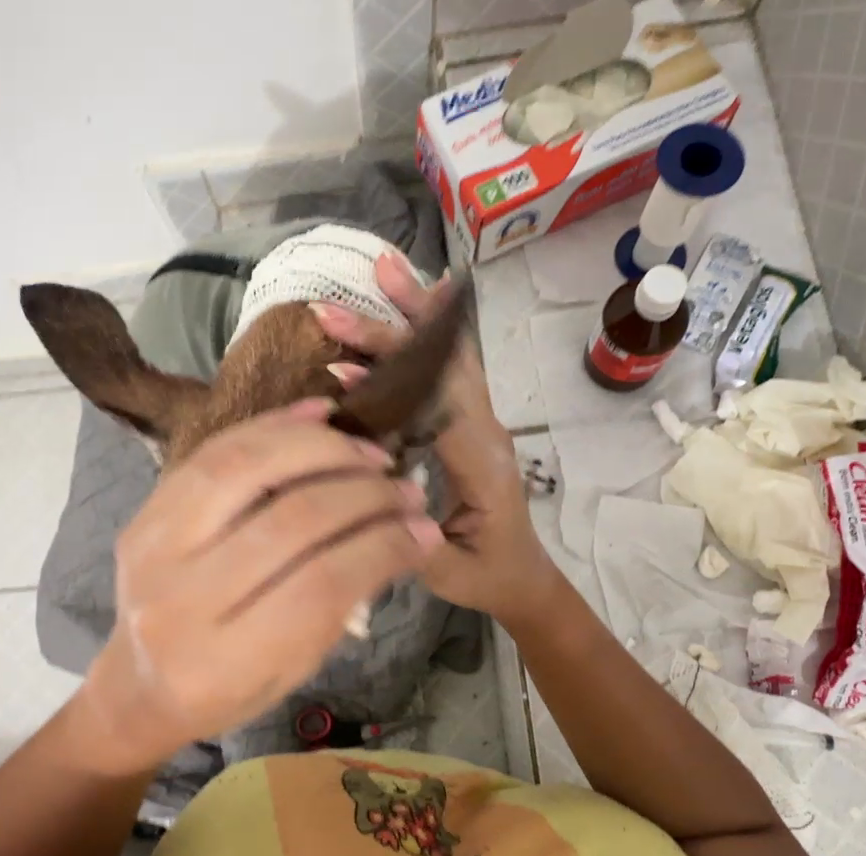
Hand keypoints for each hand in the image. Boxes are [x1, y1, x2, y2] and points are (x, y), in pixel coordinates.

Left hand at [78, 400, 443, 771]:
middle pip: (289, 521)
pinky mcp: (144, 513)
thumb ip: (344, 604)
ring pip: (246, 468)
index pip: (321, 585)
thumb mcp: (294, 670)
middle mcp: (180, 600)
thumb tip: (411, 532)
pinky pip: (214, 451)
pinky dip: (274, 426)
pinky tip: (322, 417)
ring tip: (369, 451)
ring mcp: (152, 548)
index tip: (424, 528)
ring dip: (321, 448)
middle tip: (405, 487)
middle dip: (363, 495)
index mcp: (222, 662)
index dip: (383, 546)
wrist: (139, 686)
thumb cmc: (227, 692)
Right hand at [313, 254, 560, 623]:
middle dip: (397, 326)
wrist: (524, 576)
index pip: (437, 402)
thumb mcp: (448, 571)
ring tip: (384, 269)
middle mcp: (484, 430)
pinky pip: (448, 370)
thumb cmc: (487, 574)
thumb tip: (366, 491)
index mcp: (480, 462)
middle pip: (445, 362)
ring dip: (415, 313)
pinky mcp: (467, 423)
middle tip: (342, 298)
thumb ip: (411, 537)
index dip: (392, 376)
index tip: (344, 360)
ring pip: (451, 355)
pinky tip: (410, 303)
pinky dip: (426, 333)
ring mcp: (479, 421)